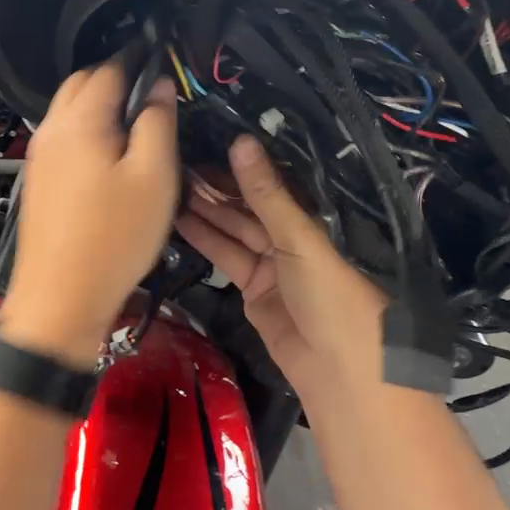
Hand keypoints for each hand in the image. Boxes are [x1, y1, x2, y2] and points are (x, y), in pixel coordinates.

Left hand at [0, 59, 180, 366]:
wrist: (61, 297)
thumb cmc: (112, 240)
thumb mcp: (153, 177)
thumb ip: (157, 123)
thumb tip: (158, 87)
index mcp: (79, 121)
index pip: (108, 67)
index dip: (137, 57)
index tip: (159, 55)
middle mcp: (50, 131)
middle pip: (82, 83)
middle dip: (115, 77)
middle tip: (150, 90)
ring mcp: (40, 156)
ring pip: (70, 111)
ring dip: (99, 105)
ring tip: (136, 124)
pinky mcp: (40, 181)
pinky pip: (64, 138)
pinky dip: (88, 132)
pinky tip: (111, 156)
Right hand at [175, 135, 385, 382]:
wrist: (338, 369)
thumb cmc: (331, 294)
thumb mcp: (298, 238)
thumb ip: (265, 194)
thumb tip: (241, 141)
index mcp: (313, 220)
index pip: (272, 185)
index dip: (242, 166)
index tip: (208, 141)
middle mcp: (292, 238)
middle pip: (249, 208)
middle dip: (217, 189)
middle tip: (179, 164)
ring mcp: (272, 265)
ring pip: (234, 231)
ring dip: (206, 212)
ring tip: (171, 187)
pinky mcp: (253, 291)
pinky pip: (226, 258)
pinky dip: (205, 240)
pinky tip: (179, 220)